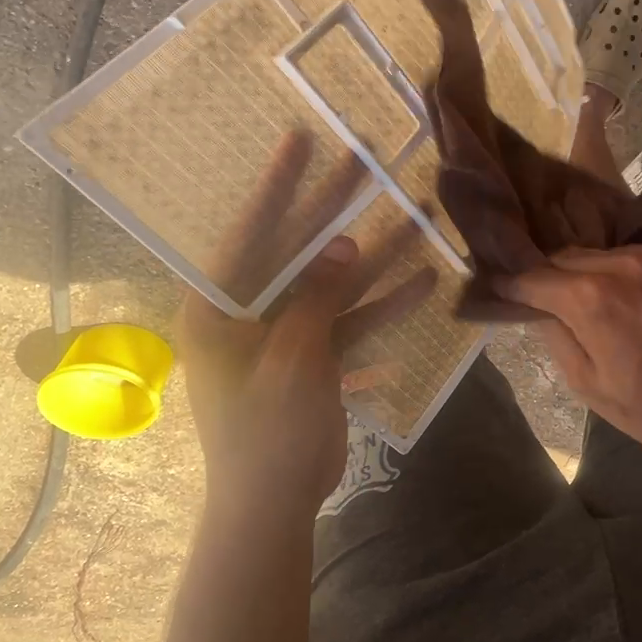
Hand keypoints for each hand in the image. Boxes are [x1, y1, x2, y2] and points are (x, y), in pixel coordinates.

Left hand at [177, 132, 433, 517]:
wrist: (274, 501)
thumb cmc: (265, 433)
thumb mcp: (290, 361)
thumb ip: (316, 300)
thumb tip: (344, 244)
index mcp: (219, 309)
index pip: (250, 233)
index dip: (278, 186)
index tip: (300, 140)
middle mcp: (249, 311)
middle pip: (298, 247)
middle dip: (334, 206)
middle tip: (365, 160)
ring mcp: (286, 333)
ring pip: (335, 281)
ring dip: (375, 254)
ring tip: (418, 215)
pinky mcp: (316, 355)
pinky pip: (353, 319)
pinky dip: (384, 303)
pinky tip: (423, 281)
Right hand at [499, 245, 641, 458]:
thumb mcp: (592, 389)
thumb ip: (557, 340)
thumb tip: (539, 309)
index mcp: (591, 299)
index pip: (534, 277)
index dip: (513, 285)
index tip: (502, 289)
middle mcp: (626, 263)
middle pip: (571, 258)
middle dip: (555, 277)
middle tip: (555, 300)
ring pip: (614, 255)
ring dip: (602, 275)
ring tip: (611, 305)